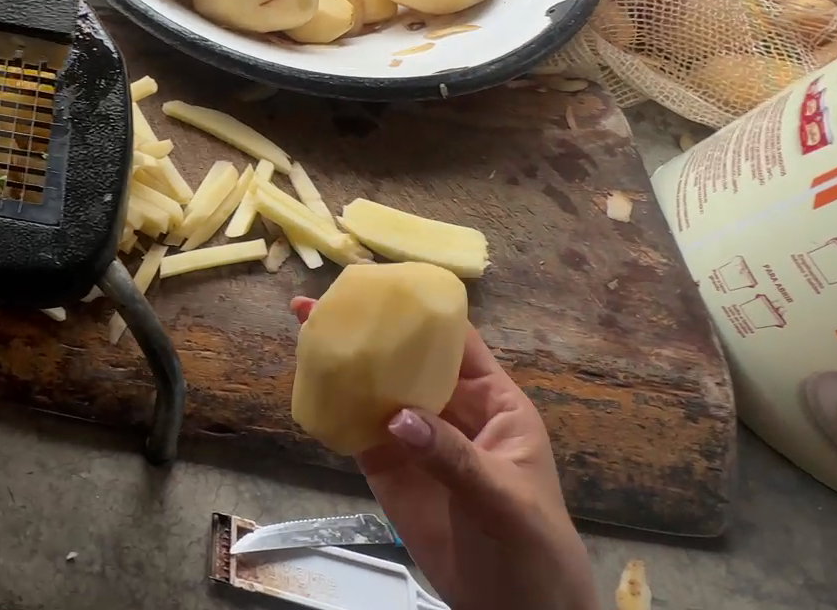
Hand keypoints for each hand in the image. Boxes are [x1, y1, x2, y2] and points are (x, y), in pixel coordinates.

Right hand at [290, 297, 597, 609]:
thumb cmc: (534, 550)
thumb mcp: (505, 500)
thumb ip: (453, 456)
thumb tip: (396, 418)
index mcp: (491, 404)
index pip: (456, 344)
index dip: (421, 313)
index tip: (379, 287)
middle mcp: (447, 409)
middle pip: (402, 358)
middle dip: (364, 330)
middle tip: (317, 305)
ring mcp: (413, 436)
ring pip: (371, 386)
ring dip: (338, 361)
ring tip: (301, 331)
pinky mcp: (385, 464)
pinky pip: (353, 425)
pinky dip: (329, 405)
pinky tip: (305, 384)